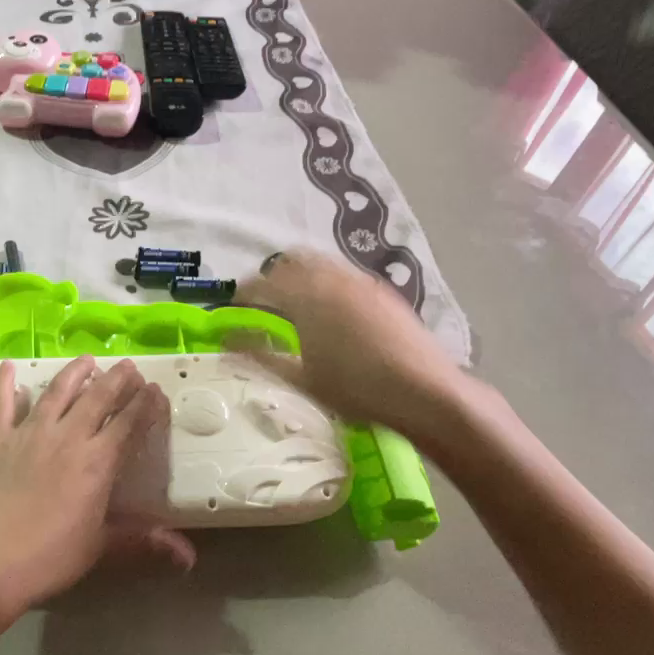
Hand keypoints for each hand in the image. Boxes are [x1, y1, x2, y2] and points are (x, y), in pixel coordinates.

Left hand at [0, 357, 194, 619]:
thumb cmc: (50, 558)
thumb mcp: (100, 549)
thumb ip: (143, 543)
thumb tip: (189, 557)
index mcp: (97, 462)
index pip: (128, 423)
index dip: (145, 405)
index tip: (155, 390)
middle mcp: (66, 437)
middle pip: (97, 398)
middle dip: (117, 379)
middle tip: (128, 366)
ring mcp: (28, 434)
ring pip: (56, 392)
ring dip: (74, 373)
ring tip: (86, 359)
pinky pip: (2, 404)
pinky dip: (6, 383)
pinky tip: (9, 366)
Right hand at [235, 251, 474, 441]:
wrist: (425, 391)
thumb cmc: (356, 389)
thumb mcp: (301, 378)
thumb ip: (261, 355)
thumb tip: (228, 343)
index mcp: (305, 297)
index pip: (261, 284)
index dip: (243, 294)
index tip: (233, 308)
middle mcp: (331, 278)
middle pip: (290, 263)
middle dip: (270, 278)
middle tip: (262, 303)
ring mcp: (360, 281)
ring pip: (319, 264)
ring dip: (299, 276)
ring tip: (294, 305)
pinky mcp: (382, 291)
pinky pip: (343, 275)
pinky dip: (325, 283)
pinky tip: (330, 313)